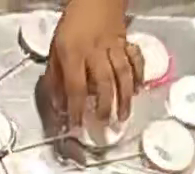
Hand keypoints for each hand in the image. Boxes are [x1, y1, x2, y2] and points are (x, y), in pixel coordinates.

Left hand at [43, 0, 141, 130]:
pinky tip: (139, 90)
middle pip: (104, 82)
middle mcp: (95, 52)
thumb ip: (56, 79)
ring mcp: (113, 46)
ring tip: (123, 116)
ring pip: (122, 73)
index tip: (77, 126)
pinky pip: (135, 58)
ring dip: (124, 97)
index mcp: (74, 54)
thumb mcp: (55, 50)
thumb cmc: (72, 27)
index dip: (77, 109)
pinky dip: (139, 74)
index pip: (76, 87)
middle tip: (104, 124)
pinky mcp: (125, 42)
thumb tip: (60, 106)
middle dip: (105, 106)